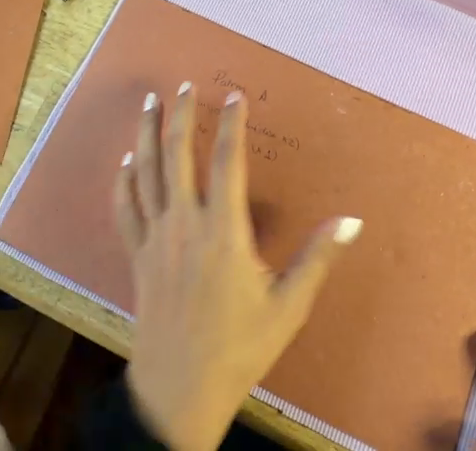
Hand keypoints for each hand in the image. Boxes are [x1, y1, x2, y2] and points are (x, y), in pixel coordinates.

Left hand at [114, 81, 361, 450]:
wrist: (179, 390)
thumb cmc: (240, 347)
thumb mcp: (289, 306)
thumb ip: (317, 258)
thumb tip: (352, 220)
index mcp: (223, 232)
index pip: (227, 163)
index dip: (230, 126)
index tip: (234, 96)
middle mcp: (184, 225)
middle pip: (177, 156)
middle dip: (180, 115)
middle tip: (184, 84)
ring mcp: (154, 239)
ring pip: (146, 173)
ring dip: (146, 134)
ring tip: (149, 102)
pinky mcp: (136, 257)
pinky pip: (125, 209)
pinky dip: (123, 181)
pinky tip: (125, 162)